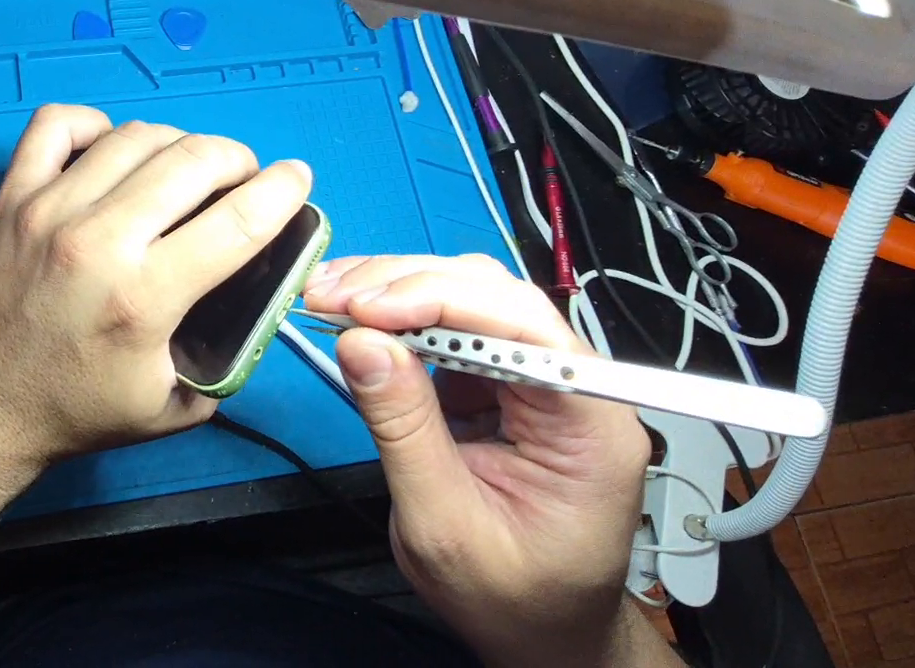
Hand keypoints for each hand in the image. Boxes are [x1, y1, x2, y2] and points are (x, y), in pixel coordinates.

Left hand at [0, 104, 312, 498]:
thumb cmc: (73, 413)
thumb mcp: (173, 406)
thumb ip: (229, 354)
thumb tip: (258, 296)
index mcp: (144, 297)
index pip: (239, 220)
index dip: (283, 190)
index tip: (296, 178)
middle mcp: (98, 240)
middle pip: (193, 160)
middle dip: (237, 159)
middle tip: (241, 178)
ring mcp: (48, 209)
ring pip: (135, 136)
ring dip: (179, 142)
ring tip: (186, 166)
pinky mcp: (11, 197)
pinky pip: (57, 125)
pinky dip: (95, 124)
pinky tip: (111, 149)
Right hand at [304, 255, 651, 667]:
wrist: (537, 630)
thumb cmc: (510, 596)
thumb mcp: (445, 524)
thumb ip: (404, 429)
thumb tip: (359, 342)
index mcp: (588, 422)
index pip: (521, 326)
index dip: (441, 300)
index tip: (365, 308)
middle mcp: (569, 381)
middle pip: (491, 294)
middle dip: (402, 284)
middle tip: (328, 295)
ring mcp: (530, 372)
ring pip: (464, 294)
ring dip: (389, 286)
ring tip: (326, 293)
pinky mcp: (493, 374)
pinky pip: (443, 320)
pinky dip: (390, 309)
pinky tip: (349, 308)